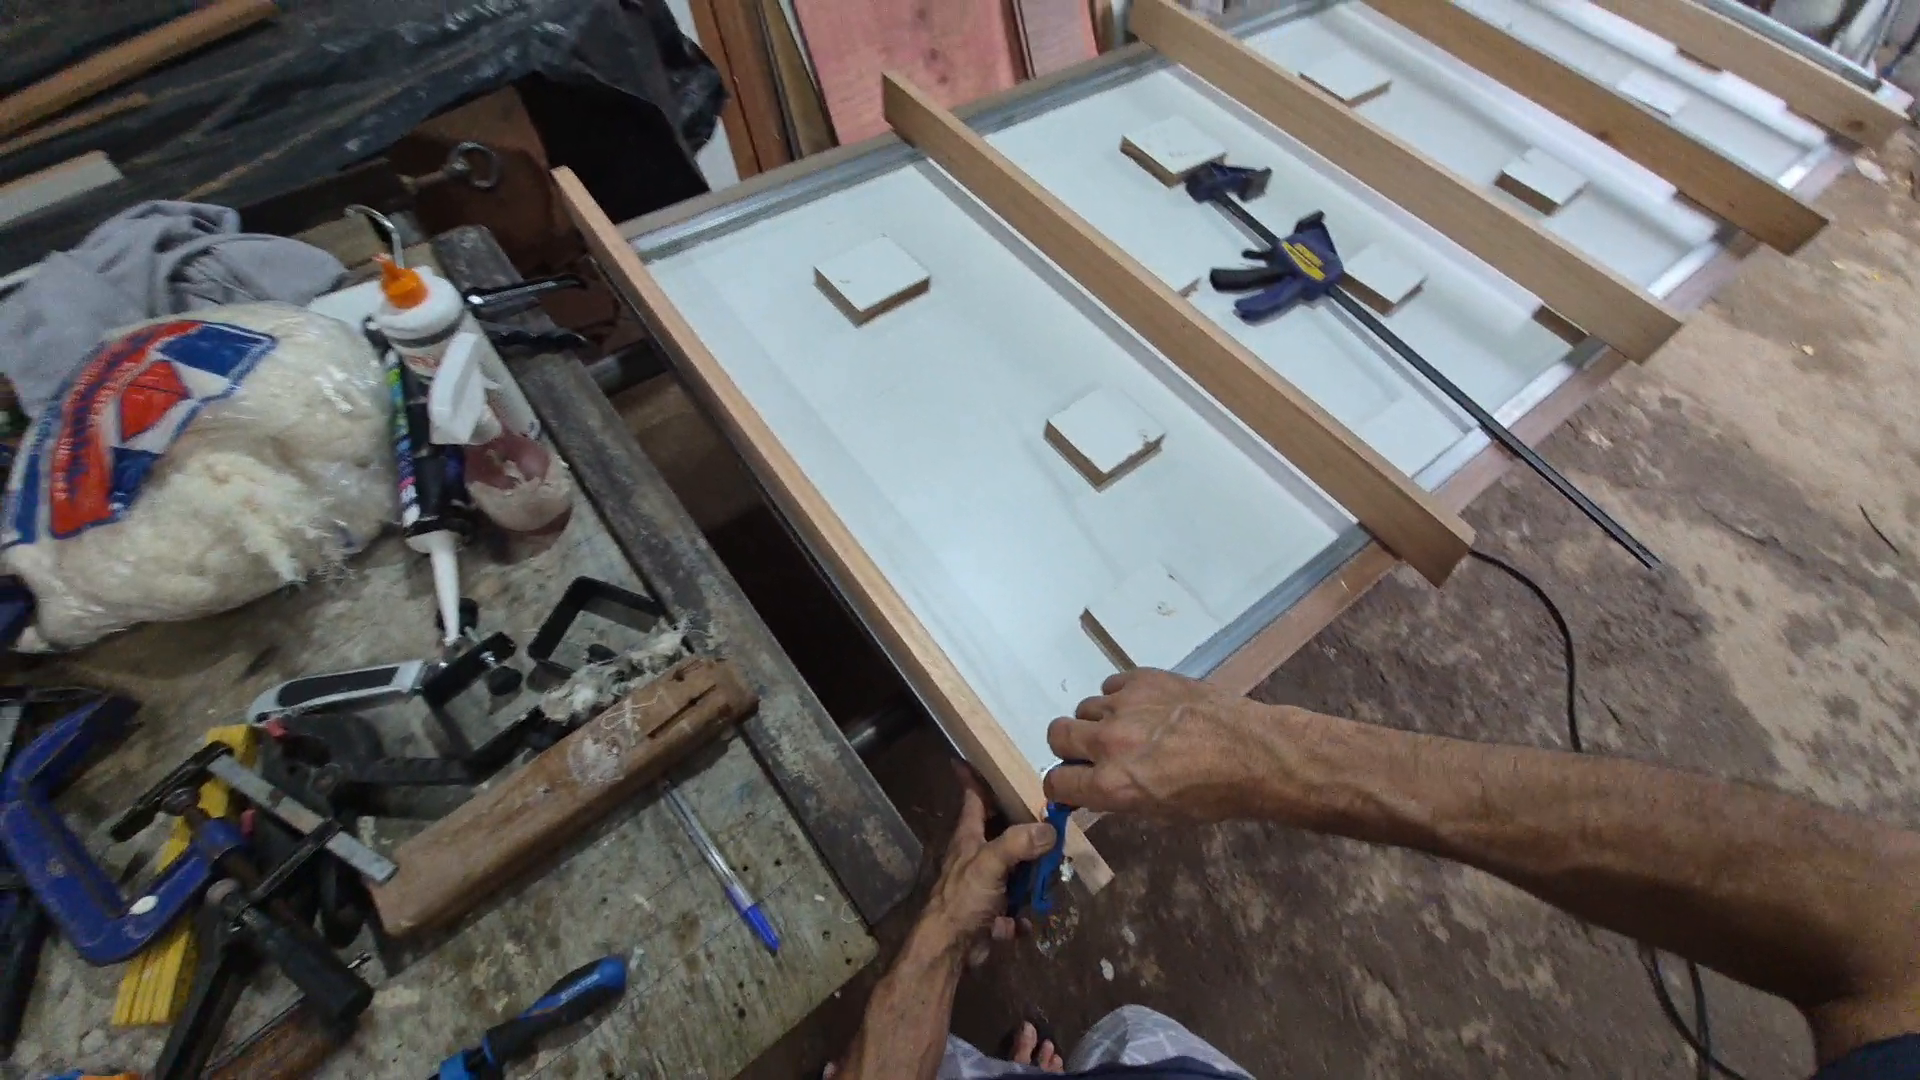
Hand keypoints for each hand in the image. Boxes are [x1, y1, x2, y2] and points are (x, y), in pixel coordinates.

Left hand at [915, 765, 1056, 955]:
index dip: (972, 775)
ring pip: (1016, 867)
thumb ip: (1018, 842)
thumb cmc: (962, 897)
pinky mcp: (992, 909)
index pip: (972, 796)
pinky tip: (1024, 920)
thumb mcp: (990, 863)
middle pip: (1003, 830)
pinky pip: (1016, 904)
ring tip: (1051, 875)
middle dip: (1025, 828)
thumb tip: (1050, 829)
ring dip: (1032, 875)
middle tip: (1050, 821)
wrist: (949, 950)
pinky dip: (1022, 913)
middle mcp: (976, 853)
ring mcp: (985, 882)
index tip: (969, 755)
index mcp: (969, 835)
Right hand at [1043, 669, 1310, 821]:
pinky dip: (1121, 698)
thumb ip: (1116, 797)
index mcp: (1112, 784)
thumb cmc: (1212, 795)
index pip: (1056, 781)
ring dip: (1099, 720)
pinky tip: (1145, 708)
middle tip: (1092, 751)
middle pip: (1057, 735)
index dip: (1062, 785)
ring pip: (1085, 708)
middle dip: (1069, 747)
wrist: (1254, 752)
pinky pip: (1111, 686)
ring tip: (1130, 727)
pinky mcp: (1141, 678)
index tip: (1072, 783)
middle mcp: (1109, 743)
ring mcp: (1124, 705)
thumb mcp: (1159, 812)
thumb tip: (1092, 788)